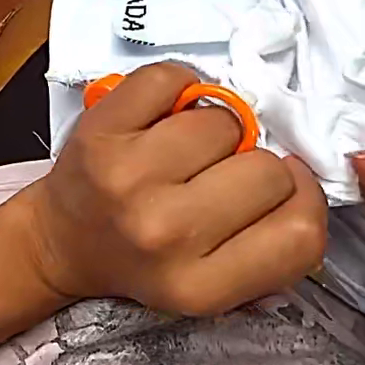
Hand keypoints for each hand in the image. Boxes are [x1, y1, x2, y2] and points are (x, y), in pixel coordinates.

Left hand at [22, 62, 327, 316]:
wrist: (61, 240)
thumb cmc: (145, 258)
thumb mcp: (213, 282)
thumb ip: (269, 245)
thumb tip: (304, 175)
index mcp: (199, 286)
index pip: (301, 232)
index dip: (303, 199)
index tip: (279, 190)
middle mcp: (164, 234)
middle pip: (269, 170)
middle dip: (255, 165)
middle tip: (222, 175)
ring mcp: (128, 177)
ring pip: (226, 121)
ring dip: (217, 129)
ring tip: (189, 150)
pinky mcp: (100, 129)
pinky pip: (174, 78)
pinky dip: (179, 86)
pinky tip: (164, 115)